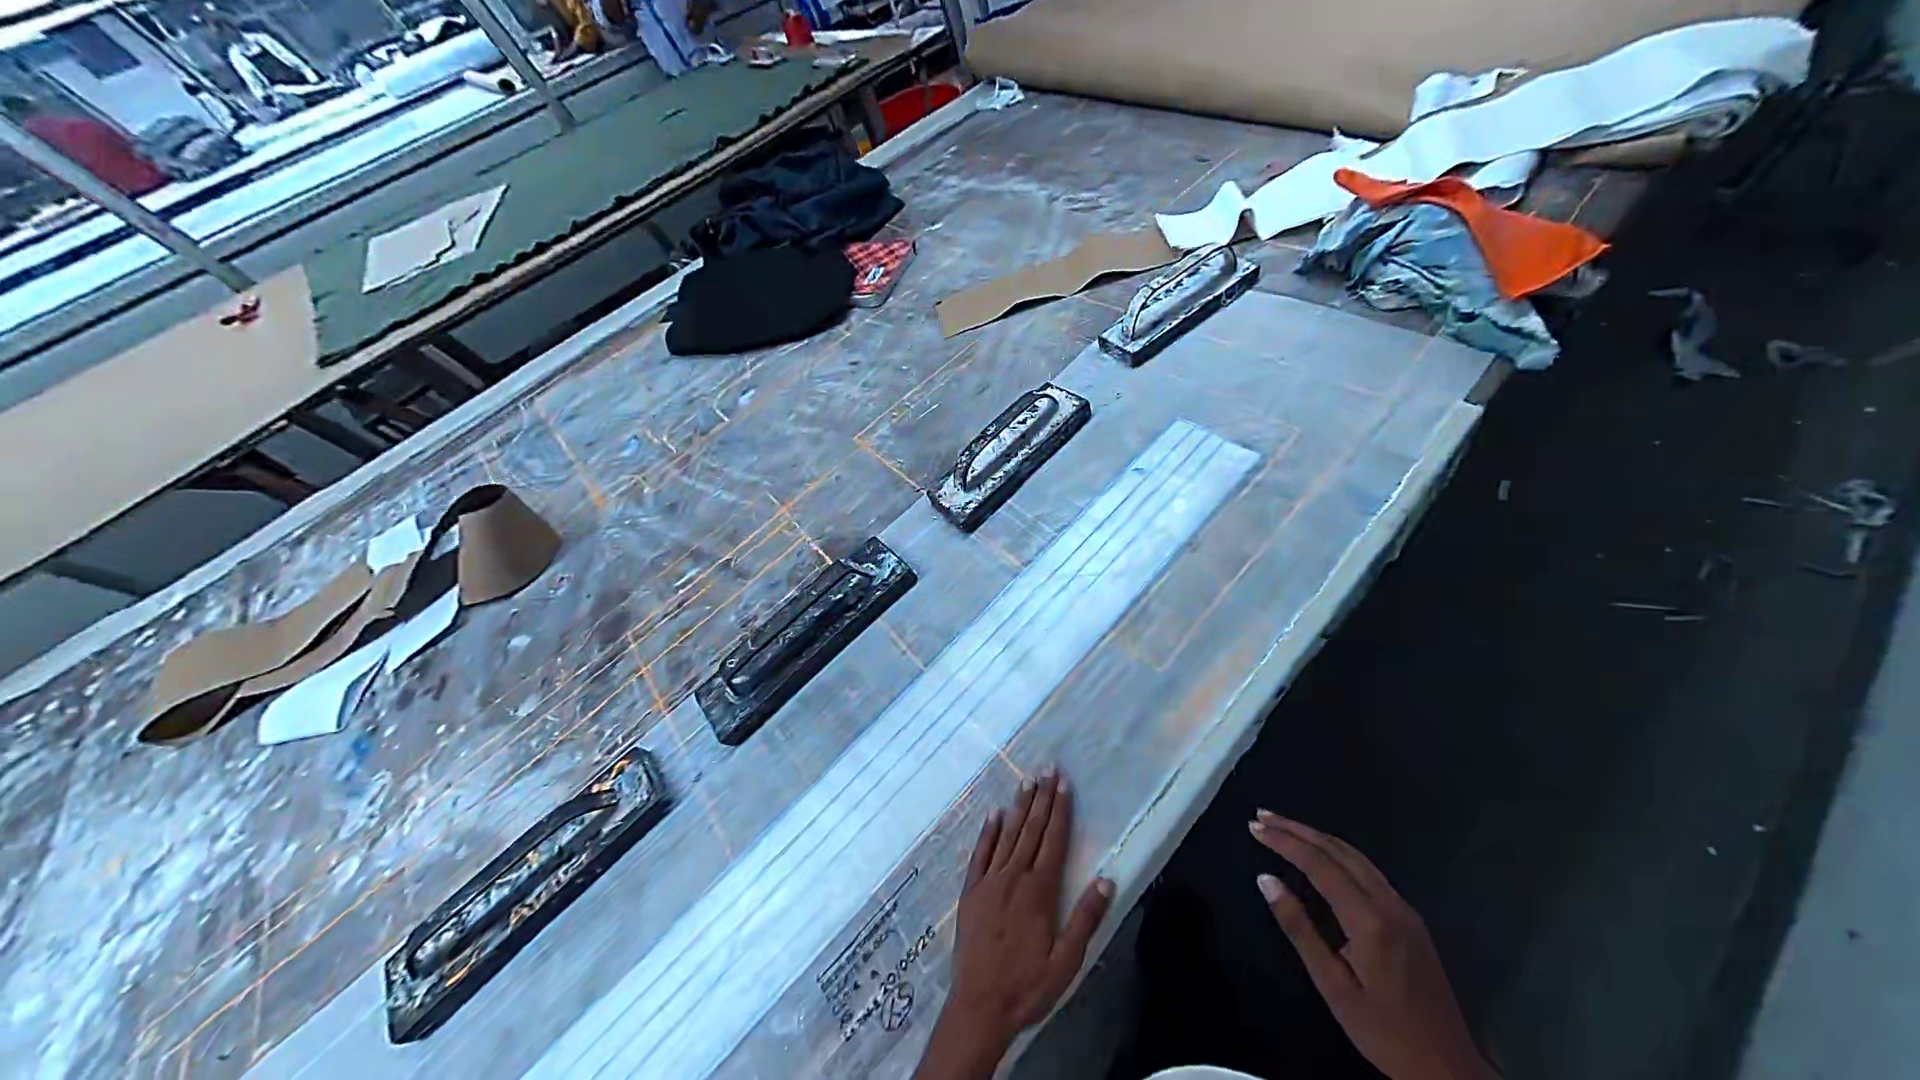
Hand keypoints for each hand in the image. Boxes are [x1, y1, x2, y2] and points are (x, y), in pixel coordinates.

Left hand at [912, 771, 1113, 1079]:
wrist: (979, 1006)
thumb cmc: (1028, 987)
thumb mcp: (1067, 962)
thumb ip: (1085, 919)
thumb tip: (1106, 880)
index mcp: (1039, 892)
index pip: (1053, 841)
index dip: (1060, 811)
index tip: (1064, 784)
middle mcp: (1013, 878)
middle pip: (1031, 831)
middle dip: (1041, 799)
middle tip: (1047, 769)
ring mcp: (988, 883)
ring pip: (1007, 836)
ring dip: (1018, 808)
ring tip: (1026, 781)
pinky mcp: (970, 892)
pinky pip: (980, 854)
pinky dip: (987, 832)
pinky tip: (994, 814)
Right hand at [1249, 811, 1498, 1079]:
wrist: (1449, 1067)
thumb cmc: (1383, 1031)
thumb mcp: (1332, 985)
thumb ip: (1299, 928)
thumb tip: (1266, 880)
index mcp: (1370, 920)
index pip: (1319, 864)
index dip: (1284, 841)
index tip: (1255, 828)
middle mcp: (1390, 904)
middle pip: (1338, 851)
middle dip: (1297, 829)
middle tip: (1262, 815)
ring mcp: (1404, 909)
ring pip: (1356, 856)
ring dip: (1317, 837)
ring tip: (1284, 826)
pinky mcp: (1410, 918)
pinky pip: (1368, 871)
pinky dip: (1337, 853)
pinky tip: (1320, 854)